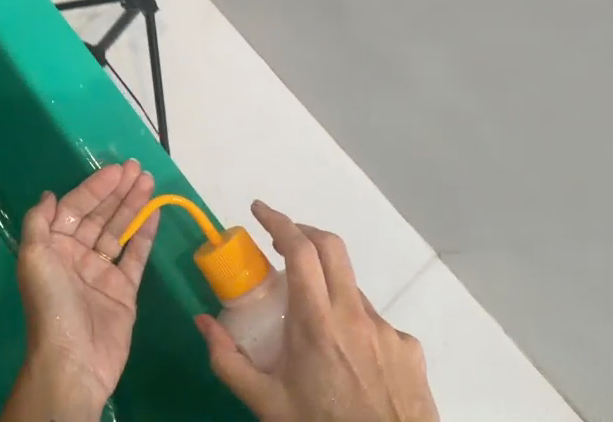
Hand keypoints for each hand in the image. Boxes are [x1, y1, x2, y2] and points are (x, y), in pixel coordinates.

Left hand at [0, 160, 160, 421]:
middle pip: (100, 214)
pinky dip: (144, 234)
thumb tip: (49, 194)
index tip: (117, 169)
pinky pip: (135, 255)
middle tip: (138, 169)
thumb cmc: (50, 304)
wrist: (73, 359)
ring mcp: (101, 271)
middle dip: (118, 191)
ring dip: (133, 206)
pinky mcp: (123, 290)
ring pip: (119, 230)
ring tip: (149, 182)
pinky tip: (154, 213)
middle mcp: (77, 253)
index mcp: (54, 244)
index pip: (76, 206)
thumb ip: (39, 221)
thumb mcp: (33, 257)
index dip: (96, 187)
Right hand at [196, 201, 438, 421]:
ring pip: (352, 289)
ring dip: (326, 286)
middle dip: (302, 233)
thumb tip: (202, 320)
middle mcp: (355, 316)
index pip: (300, 250)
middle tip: (279, 241)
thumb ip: (228, 360)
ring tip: (310, 320)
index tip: (258, 210)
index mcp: (317, 322)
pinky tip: (347, 358)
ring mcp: (388, 332)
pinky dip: (353, 324)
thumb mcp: (266, 403)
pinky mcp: (411, 352)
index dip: (278, 221)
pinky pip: (376, 324)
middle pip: (332, 248)